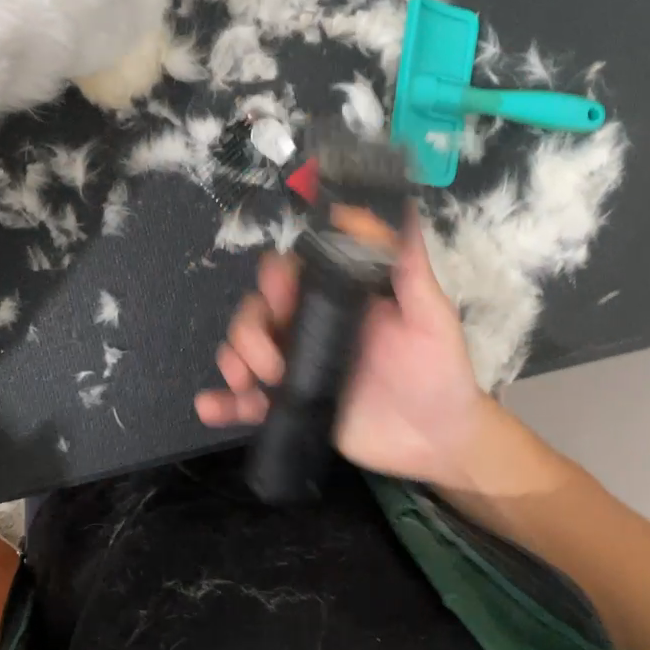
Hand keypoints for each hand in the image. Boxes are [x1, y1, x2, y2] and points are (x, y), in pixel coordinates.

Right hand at [195, 212, 505, 489]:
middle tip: (271, 361)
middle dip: (248, 329)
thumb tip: (388, 208)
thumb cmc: (439, 372)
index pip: (291, 276)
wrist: (439, 441)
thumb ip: (407, 265)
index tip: (280, 292)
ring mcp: (296, 370)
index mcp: (337, 302)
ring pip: (244, 351)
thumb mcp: (430, 314)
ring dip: (232, 359)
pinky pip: (248, 403)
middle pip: (257, 313)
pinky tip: (210, 407)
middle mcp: (310, 330)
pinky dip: (223, 403)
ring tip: (247, 383)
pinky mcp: (290, 407)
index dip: (275, 279)